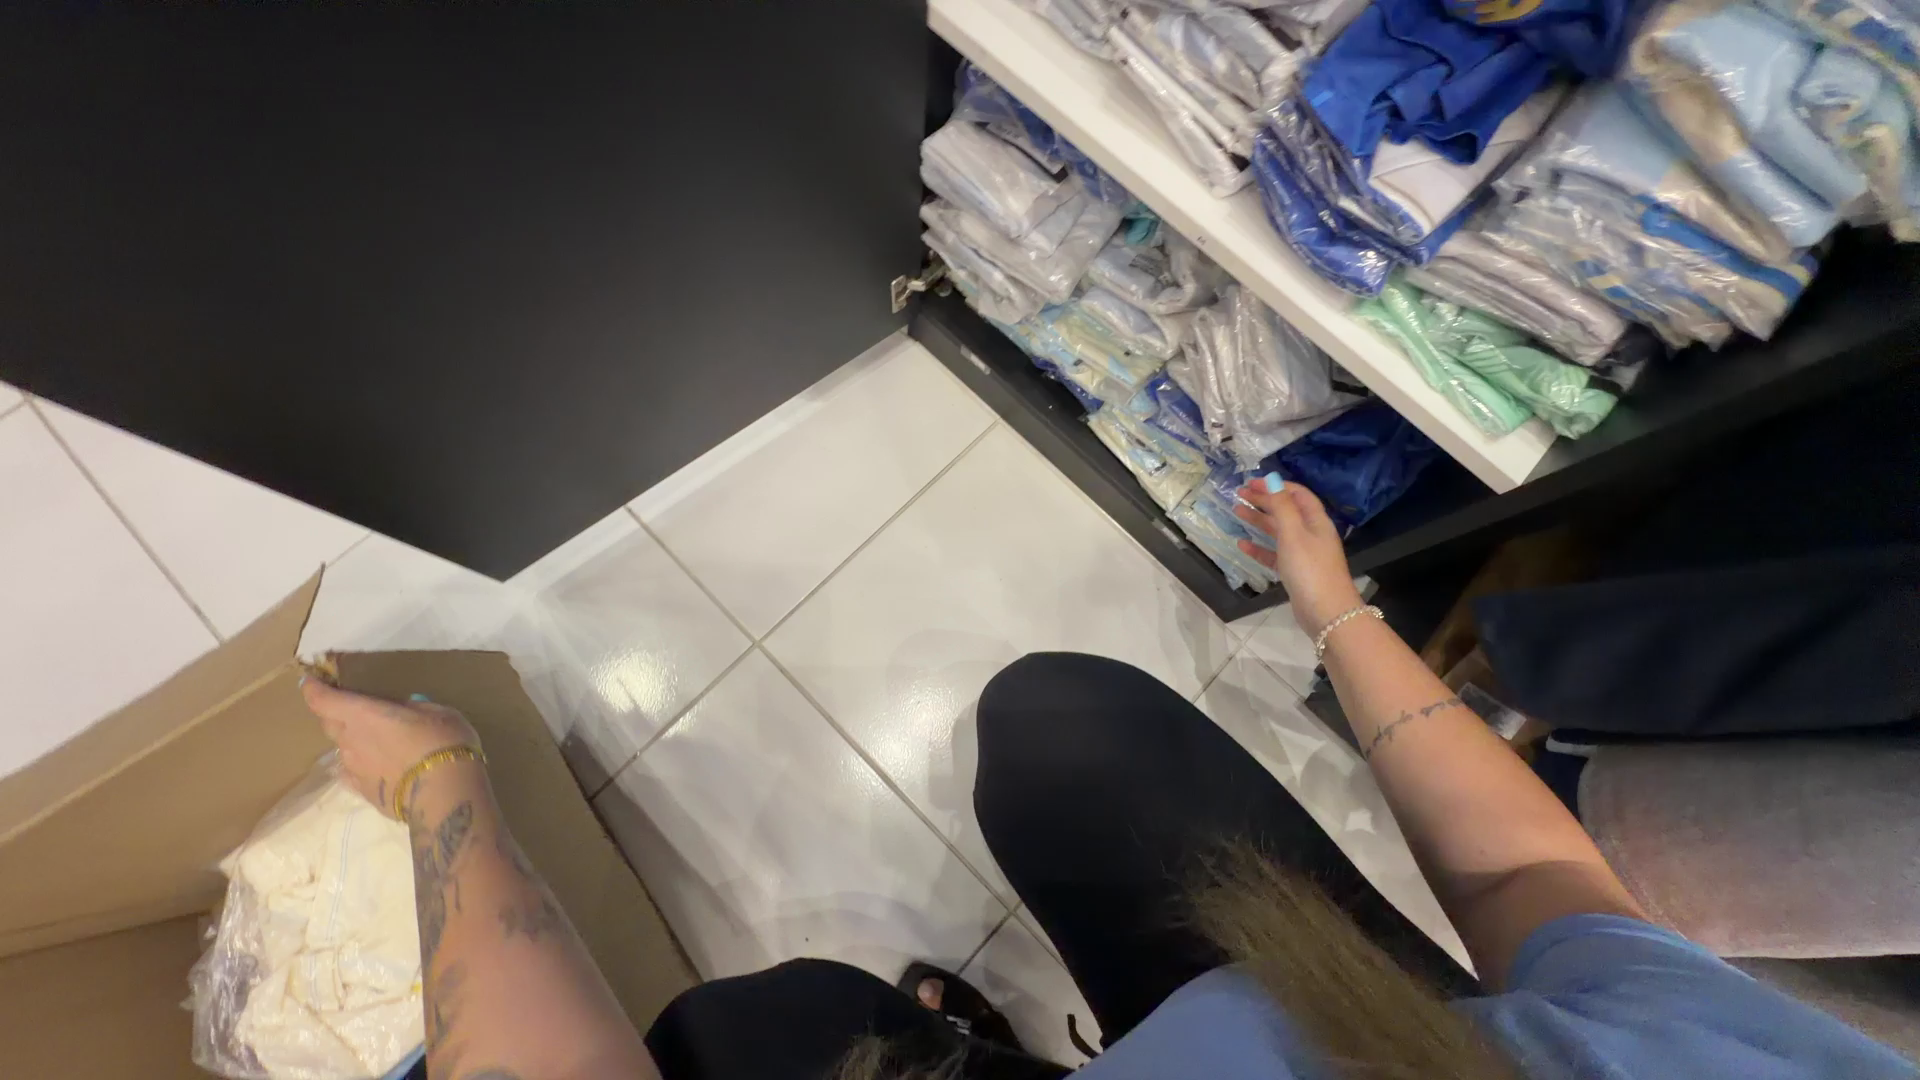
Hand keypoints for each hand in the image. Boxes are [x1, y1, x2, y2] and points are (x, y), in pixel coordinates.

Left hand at [301, 678, 482, 815]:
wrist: (444, 792)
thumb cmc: (444, 741)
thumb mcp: (439, 712)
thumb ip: (414, 708)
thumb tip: (402, 707)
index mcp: (364, 715)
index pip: (323, 700)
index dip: (313, 688)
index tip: (310, 680)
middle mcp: (349, 740)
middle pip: (329, 723)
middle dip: (336, 714)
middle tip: (356, 709)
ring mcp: (352, 767)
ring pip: (343, 747)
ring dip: (355, 740)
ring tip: (380, 741)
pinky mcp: (360, 790)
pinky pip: (352, 770)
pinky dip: (361, 763)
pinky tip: (380, 765)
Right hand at [1234, 480, 1364, 634]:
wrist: (1326, 611)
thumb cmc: (1310, 568)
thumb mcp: (1294, 533)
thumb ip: (1282, 506)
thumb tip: (1272, 481)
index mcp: (1316, 521)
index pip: (1297, 494)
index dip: (1276, 485)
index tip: (1251, 482)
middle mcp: (1311, 533)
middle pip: (1286, 510)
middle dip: (1264, 500)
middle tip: (1239, 494)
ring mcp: (1303, 553)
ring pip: (1278, 531)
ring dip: (1258, 520)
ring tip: (1236, 511)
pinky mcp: (1294, 571)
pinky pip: (1274, 554)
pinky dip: (1259, 547)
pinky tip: (1242, 544)